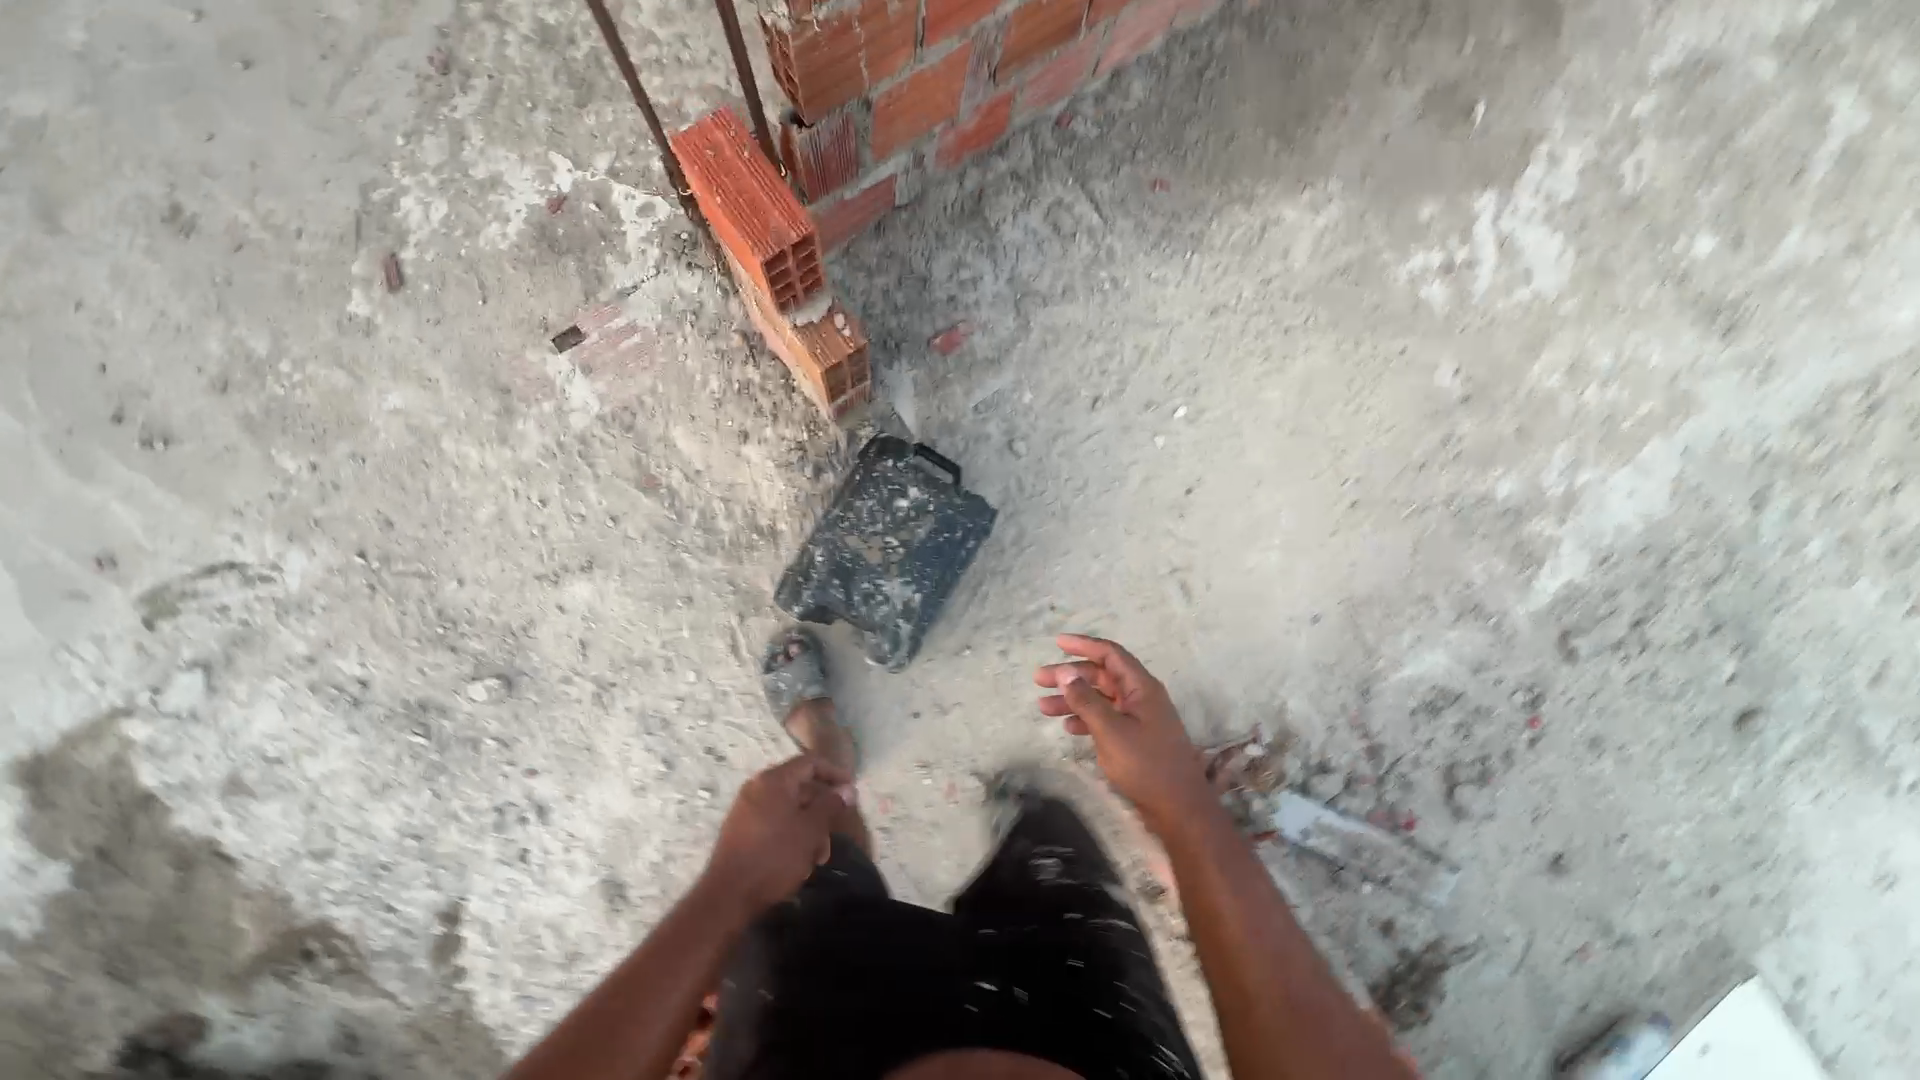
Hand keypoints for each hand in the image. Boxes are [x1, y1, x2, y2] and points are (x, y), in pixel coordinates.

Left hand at [702, 755, 851, 914]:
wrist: (728, 897)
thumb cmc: (775, 858)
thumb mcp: (810, 830)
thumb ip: (831, 805)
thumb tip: (847, 789)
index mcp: (773, 781)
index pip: (810, 763)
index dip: (835, 773)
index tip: (852, 791)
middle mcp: (757, 788)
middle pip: (800, 787)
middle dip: (822, 810)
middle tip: (836, 833)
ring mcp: (746, 809)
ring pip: (789, 809)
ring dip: (809, 828)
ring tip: (818, 857)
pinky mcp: (741, 830)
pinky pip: (774, 822)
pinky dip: (792, 835)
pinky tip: (799, 861)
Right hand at [1035, 634, 1214, 833]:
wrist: (1178, 807)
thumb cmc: (1145, 764)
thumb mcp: (1110, 730)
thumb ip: (1086, 700)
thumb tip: (1066, 672)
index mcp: (1141, 687)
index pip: (1110, 654)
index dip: (1084, 645)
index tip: (1057, 642)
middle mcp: (1141, 697)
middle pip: (1102, 676)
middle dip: (1070, 675)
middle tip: (1039, 680)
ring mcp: (1139, 718)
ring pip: (1101, 699)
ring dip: (1073, 700)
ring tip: (1043, 707)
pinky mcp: (1136, 738)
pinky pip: (1106, 718)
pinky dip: (1086, 719)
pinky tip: (1068, 727)